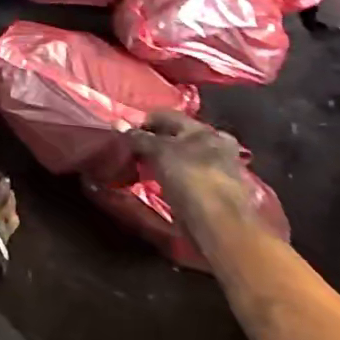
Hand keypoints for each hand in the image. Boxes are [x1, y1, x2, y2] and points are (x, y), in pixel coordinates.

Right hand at [130, 112, 257, 223]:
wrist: (220, 223)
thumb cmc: (189, 177)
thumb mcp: (157, 152)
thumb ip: (138, 137)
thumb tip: (117, 123)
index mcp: (206, 130)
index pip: (167, 116)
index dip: (144, 122)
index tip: (127, 132)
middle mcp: (218, 145)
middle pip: (179, 136)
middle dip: (158, 140)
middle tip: (136, 148)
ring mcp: (222, 168)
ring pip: (186, 155)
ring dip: (167, 158)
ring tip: (146, 165)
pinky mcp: (220, 189)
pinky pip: (191, 173)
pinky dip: (176, 174)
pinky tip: (163, 180)